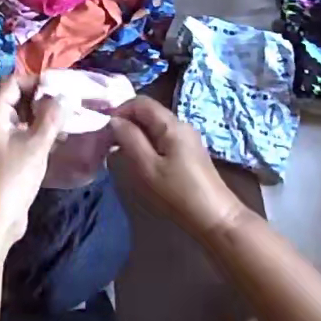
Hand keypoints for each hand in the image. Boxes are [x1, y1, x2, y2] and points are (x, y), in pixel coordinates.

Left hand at [0, 74, 62, 249]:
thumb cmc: (10, 179)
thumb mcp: (35, 145)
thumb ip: (52, 117)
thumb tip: (65, 95)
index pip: (13, 82)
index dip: (37, 80)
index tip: (63, 84)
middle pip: (18, 99)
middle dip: (45, 99)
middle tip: (72, 101)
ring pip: (24, 119)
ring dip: (45, 117)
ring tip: (72, 119)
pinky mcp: (6, 158)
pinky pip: (25, 136)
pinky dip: (41, 134)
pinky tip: (62, 138)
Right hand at [109, 97, 248, 240]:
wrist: (215, 218)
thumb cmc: (178, 193)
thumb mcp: (148, 167)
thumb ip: (129, 140)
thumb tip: (114, 121)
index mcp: (172, 124)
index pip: (140, 102)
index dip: (120, 110)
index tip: (104, 130)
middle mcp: (181, 124)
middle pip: (148, 112)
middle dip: (127, 123)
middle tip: (109, 144)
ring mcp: (187, 138)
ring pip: (155, 126)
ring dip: (136, 135)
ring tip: (122, 154)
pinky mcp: (189, 152)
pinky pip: (163, 138)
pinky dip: (148, 144)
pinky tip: (142, 162)